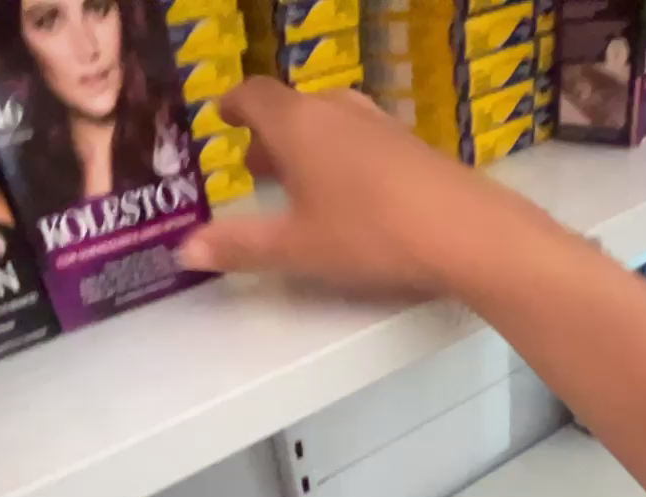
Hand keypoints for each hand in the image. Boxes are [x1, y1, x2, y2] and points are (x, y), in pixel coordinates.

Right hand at [175, 78, 562, 294]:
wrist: (461, 231)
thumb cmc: (367, 234)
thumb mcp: (296, 249)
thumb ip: (241, 247)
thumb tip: (184, 250)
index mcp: (299, 125)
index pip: (255, 96)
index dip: (234, 104)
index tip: (221, 115)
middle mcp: (337, 112)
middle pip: (294, 109)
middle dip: (269, 135)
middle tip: (255, 165)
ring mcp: (379, 125)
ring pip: (330, 123)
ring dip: (306, 146)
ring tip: (298, 181)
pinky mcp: (412, 146)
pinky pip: (361, 139)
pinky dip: (340, 155)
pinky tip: (350, 192)